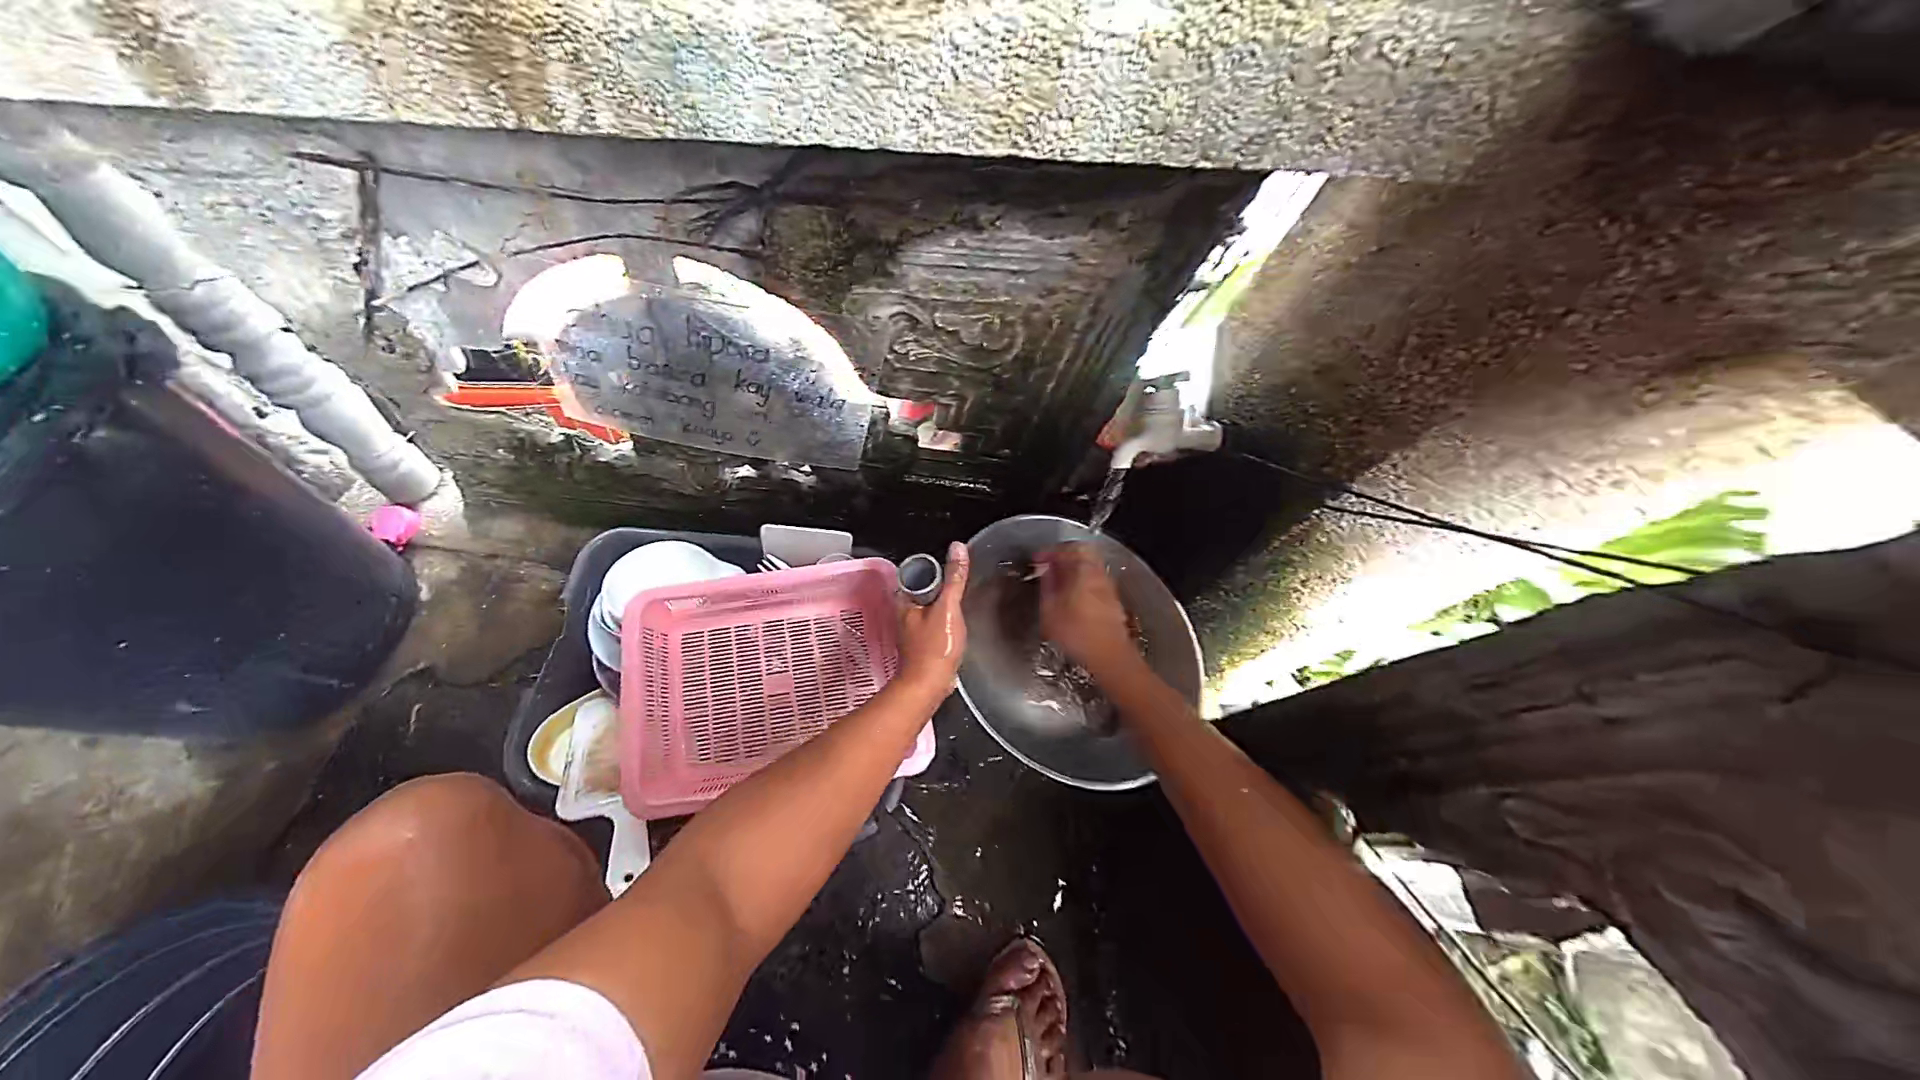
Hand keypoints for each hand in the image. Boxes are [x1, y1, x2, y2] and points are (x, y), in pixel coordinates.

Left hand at [896, 541, 970, 695]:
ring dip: (942, 606)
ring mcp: (911, 630)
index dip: (936, 570)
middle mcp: (903, 614)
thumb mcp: (949, 608)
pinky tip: (954, 627)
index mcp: (904, 600)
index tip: (952, 570)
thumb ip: (954, 578)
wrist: (929, 686)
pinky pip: (933, 624)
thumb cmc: (934, 651)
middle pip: (924, 590)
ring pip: (928, 608)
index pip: (918, 573)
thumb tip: (957, 549)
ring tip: (959, 606)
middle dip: (940, 588)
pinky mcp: (921, 644)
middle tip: (959, 587)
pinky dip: (943, 622)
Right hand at [1036, 542, 1141, 679]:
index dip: (1049, 552)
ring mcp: (1108, 588)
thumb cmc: (1078, 634)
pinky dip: (1082, 581)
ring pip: (1091, 567)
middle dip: (1064, 555)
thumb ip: (1047, 585)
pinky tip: (1072, 596)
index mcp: (1083, 570)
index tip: (1038, 559)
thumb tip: (1046, 572)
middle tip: (1049, 564)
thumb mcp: (1050, 610)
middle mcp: (1099, 574)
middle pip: (1083, 553)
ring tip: (1058, 580)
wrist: (1110, 657)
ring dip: (1074, 568)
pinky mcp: (1113, 602)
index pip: (1066, 549)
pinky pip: (1095, 581)